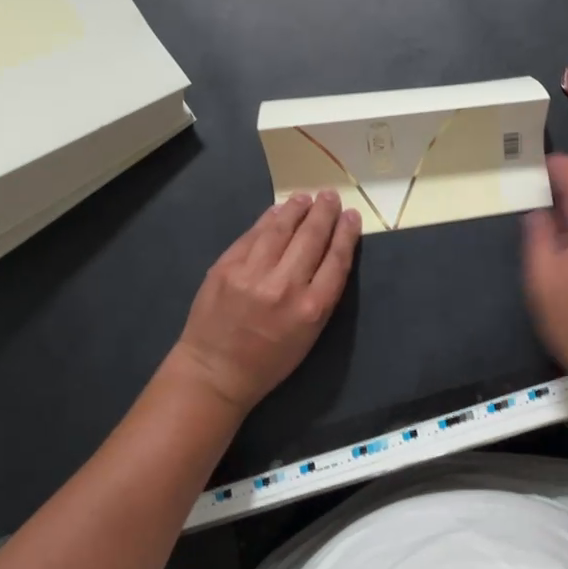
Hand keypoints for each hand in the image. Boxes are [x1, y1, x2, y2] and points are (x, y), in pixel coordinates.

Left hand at [169, 191, 361, 411]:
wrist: (215, 372)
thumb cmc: (270, 360)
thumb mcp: (310, 335)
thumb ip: (322, 294)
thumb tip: (329, 250)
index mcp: (311, 309)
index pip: (336, 259)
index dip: (346, 233)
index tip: (352, 215)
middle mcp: (284, 287)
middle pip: (311, 237)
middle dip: (324, 212)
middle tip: (331, 196)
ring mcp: (252, 274)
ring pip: (281, 228)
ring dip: (297, 208)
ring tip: (306, 197)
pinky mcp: (226, 266)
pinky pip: (253, 234)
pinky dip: (269, 219)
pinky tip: (278, 211)